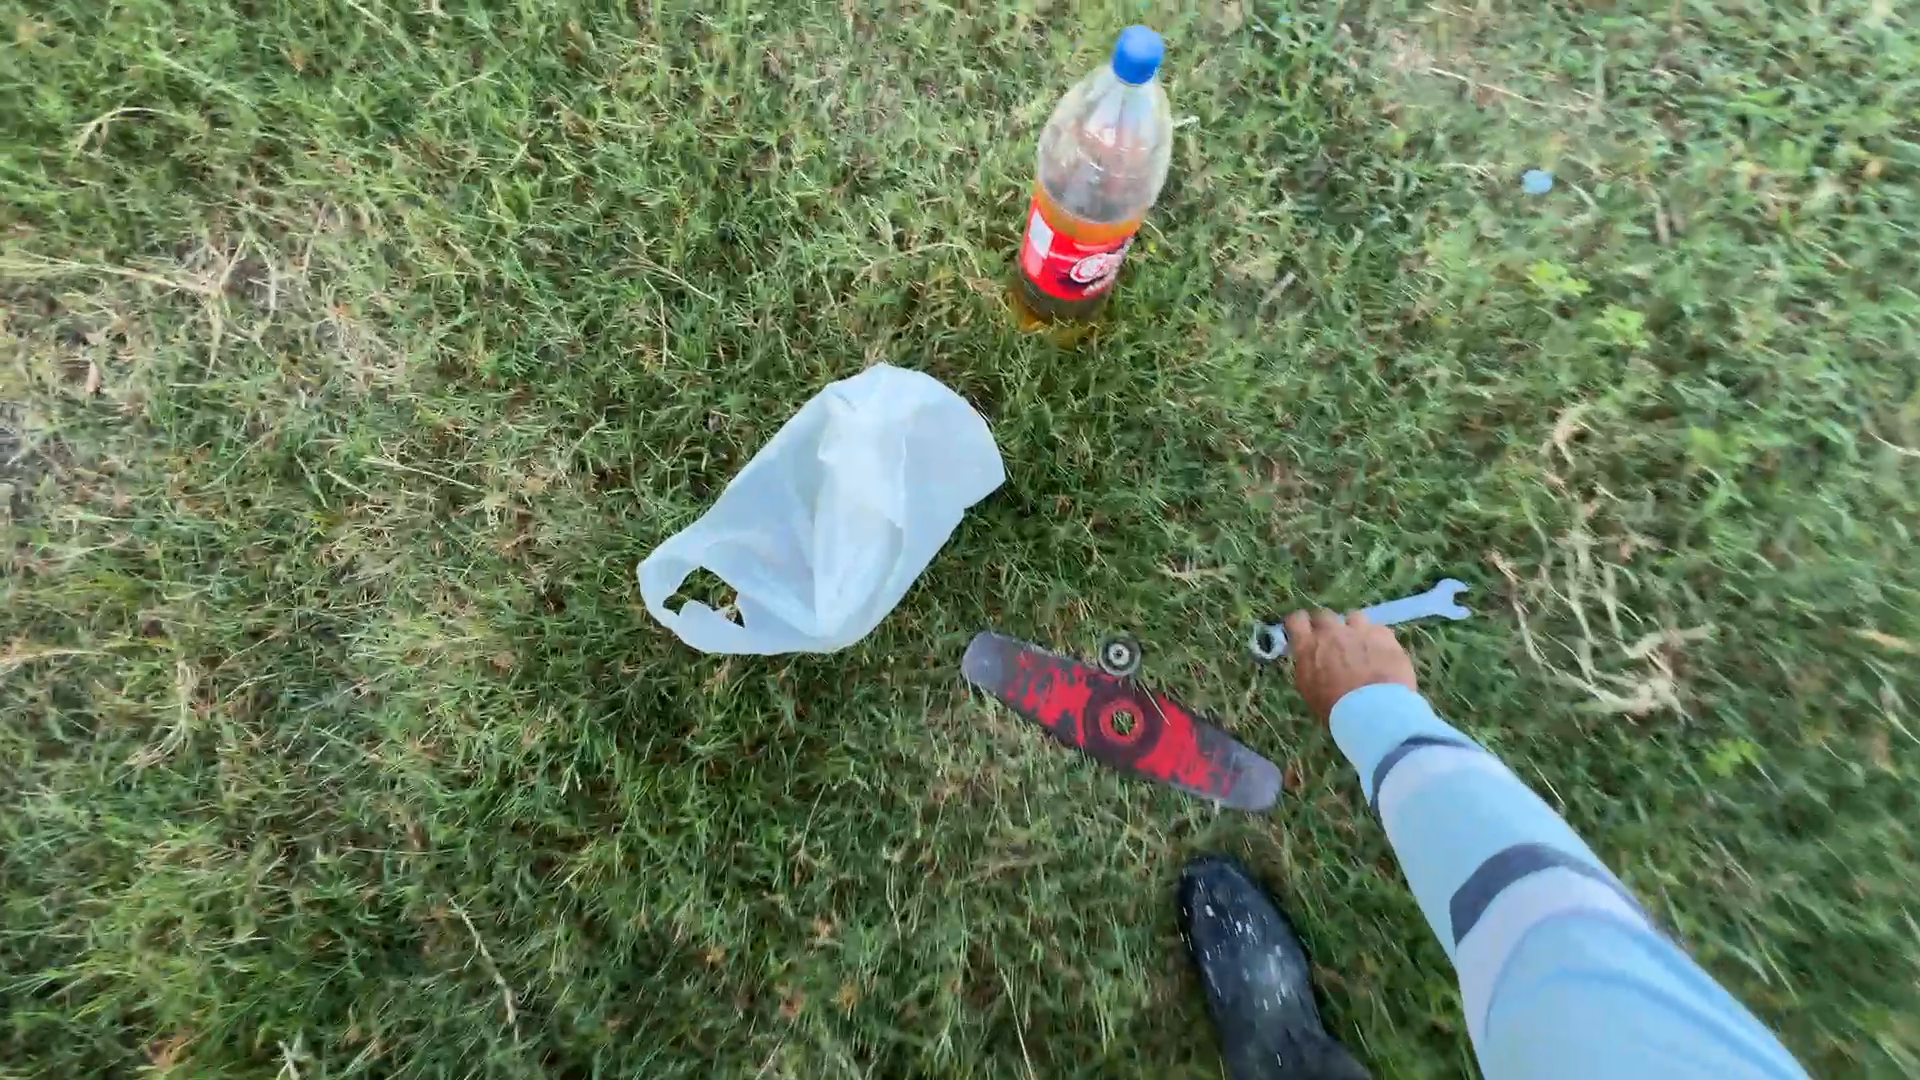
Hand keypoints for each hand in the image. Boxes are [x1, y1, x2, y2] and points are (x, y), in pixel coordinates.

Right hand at [1282, 609, 1417, 725]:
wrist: (1373, 711)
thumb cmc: (1334, 706)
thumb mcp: (1307, 687)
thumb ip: (1307, 664)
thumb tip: (1310, 657)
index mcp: (1308, 645)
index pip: (1296, 619)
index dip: (1300, 623)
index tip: (1304, 630)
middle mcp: (1331, 632)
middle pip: (1324, 614)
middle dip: (1326, 625)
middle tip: (1332, 640)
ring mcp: (1359, 631)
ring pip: (1354, 617)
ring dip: (1354, 628)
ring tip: (1360, 643)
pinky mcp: (1384, 637)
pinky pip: (1379, 630)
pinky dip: (1377, 638)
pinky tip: (1380, 652)